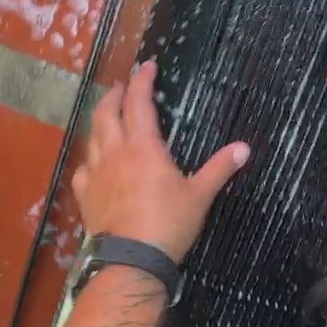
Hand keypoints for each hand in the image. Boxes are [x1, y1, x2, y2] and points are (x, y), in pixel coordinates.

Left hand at [71, 60, 249, 264]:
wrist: (131, 260)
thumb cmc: (168, 224)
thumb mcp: (199, 196)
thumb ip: (219, 169)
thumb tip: (244, 147)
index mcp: (143, 148)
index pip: (139, 103)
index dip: (141, 81)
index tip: (147, 66)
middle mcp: (115, 154)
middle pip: (107, 114)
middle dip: (114, 95)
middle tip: (121, 86)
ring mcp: (95, 174)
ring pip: (92, 137)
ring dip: (99, 121)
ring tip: (107, 117)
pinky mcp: (85, 196)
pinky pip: (83, 169)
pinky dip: (89, 159)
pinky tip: (92, 163)